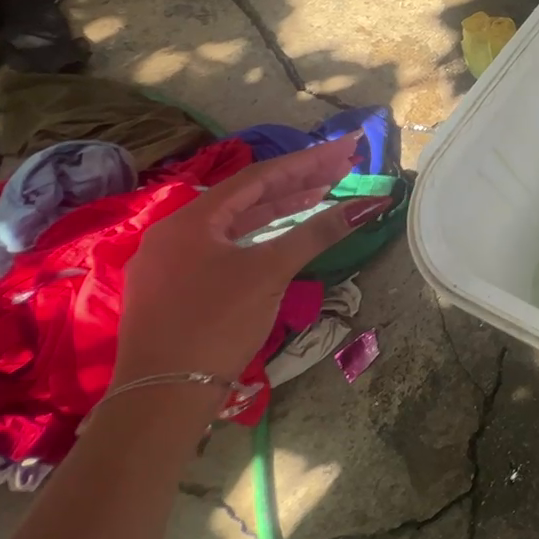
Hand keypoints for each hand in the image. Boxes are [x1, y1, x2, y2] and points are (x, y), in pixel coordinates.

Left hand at [112, 135, 389, 390]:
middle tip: (345, 164)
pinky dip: (264, 230)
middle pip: (247, 195)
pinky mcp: (179, 284)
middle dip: (300, 179)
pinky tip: (289, 227)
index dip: (309, 160)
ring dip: (284, 204)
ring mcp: (174, 260)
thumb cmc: (216, 321)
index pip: (259, 177)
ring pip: (238, 219)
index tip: (348, 147)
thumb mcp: (271, 271)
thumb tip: (373, 203)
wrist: (164, 392)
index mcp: (189, 221)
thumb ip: (320, 232)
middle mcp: (175, 232)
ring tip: (326, 190)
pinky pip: (228, 241)